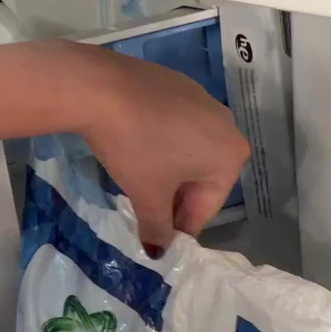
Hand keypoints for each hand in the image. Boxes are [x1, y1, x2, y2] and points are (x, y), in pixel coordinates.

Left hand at [79, 47, 252, 248]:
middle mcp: (225, 122)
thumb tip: (159, 251)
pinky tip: (132, 143)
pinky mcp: (173, 80)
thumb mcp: (146, 193)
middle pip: (200, 174)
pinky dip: (156, 137)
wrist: (100, 87)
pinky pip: (171, 120)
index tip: (161, 240)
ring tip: (137, 179)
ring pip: (185, 146)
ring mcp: (199, 96)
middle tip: (146, 211)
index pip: (206, 205)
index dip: (181, 227)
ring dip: (165, 167)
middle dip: (174, 196)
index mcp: (230, 154)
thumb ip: (157, 226)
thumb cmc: (133, 146)